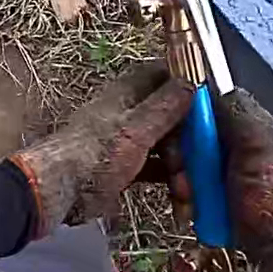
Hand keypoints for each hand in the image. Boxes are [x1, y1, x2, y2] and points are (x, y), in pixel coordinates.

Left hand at [9, 65, 192, 230]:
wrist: (59, 191)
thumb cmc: (97, 154)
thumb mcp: (136, 129)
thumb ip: (165, 107)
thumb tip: (193, 81)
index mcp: (129, 92)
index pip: (165, 75)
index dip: (189, 86)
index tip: (213, 107)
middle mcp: (130, 111)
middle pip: (171, 114)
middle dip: (189, 138)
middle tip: (200, 163)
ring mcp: (127, 139)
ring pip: (165, 143)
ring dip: (182, 164)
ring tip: (187, 192)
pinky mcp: (125, 165)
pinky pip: (155, 166)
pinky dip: (168, 178)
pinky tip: (181, 196)